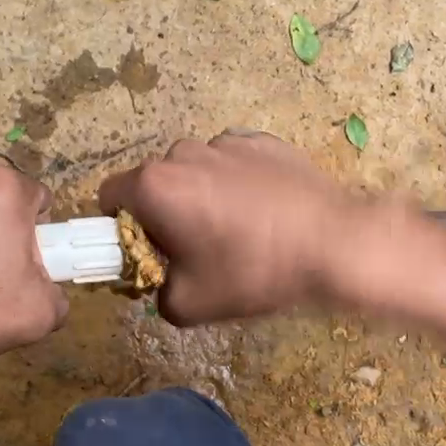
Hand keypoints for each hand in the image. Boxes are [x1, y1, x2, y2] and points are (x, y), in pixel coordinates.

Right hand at [99, 131, 377, 325]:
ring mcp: (226, 142)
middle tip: (196, 250)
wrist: (336, 244)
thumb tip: (159, 280)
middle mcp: (183, 152)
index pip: (109, 197)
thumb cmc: (254, 271)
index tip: (147, 251)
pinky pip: (232, 164)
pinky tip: (265, 212)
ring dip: (201, 196)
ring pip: (195, 172)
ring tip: (238, 232)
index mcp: (155, 184)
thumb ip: (154, 292)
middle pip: (155, 183)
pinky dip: (237, 183)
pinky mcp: (262, 141)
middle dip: (164, 213)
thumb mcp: (188, 305)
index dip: (120, 227)